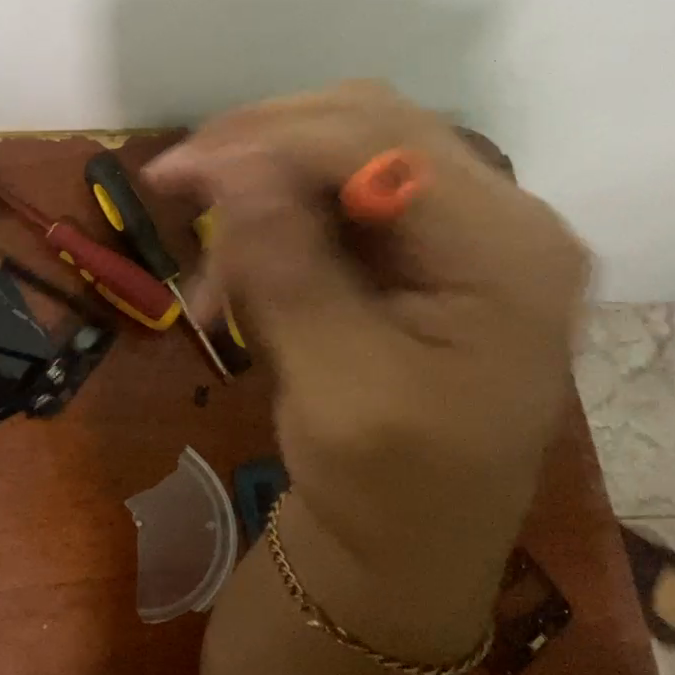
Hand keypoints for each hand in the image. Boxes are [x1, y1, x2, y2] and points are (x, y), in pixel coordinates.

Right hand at [144, 82, 589, 583]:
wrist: (408, 548)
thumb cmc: (387, 486)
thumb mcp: (336, 383)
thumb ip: (290, 266)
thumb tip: (233, 164)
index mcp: (504, 249)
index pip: (380, 142)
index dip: (267, 142)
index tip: (171, 175)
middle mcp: (496, 218)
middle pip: (364, 126)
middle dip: (258, 151)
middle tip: (175, 188)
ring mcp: (460, 232)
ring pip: (338, 156)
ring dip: (258, 196)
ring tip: (210, 280)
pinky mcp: (420, 252)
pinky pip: (331, 202)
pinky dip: (269, 228)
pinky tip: (235, 283)